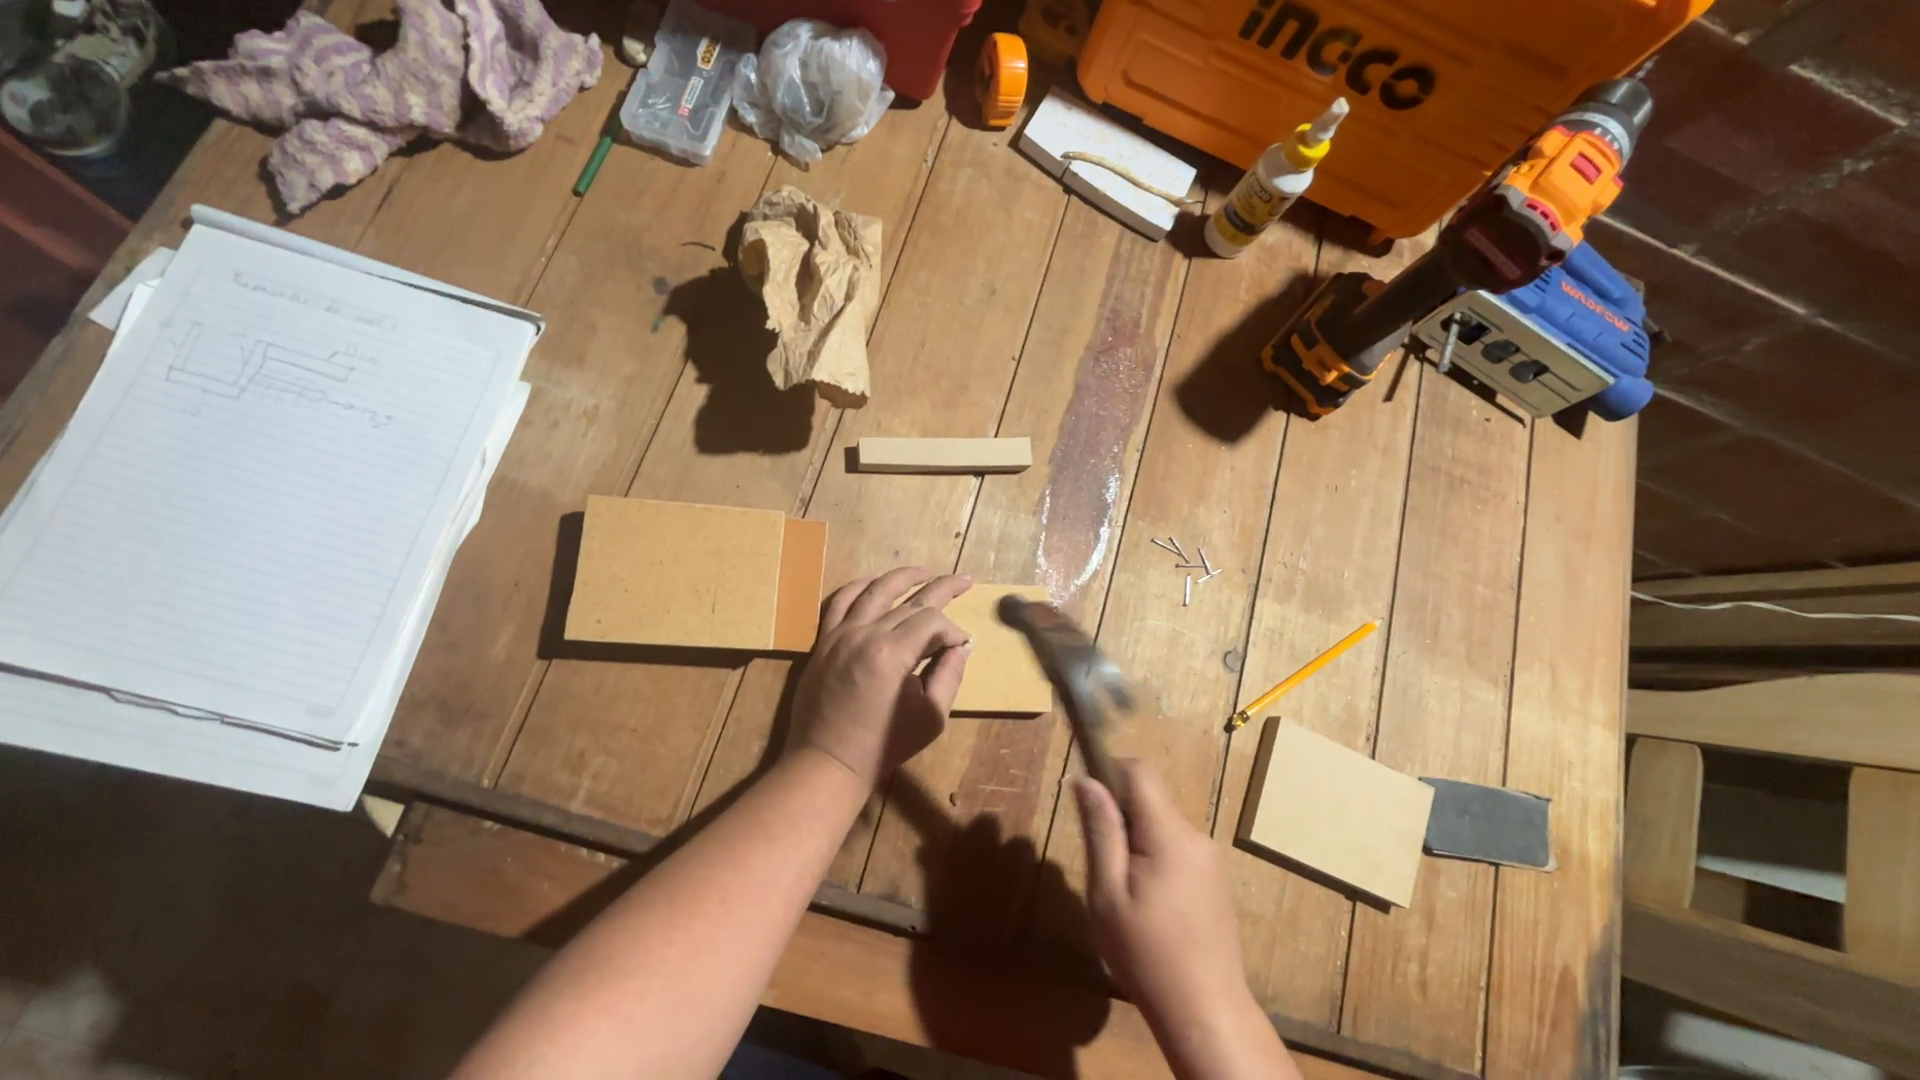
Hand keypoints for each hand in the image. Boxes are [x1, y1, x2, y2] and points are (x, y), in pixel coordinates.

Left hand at [787, 567, 972, 787]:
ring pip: (874, 590)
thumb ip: (949, 674)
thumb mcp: (931, 716)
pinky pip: (839, 601)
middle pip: (909, 600)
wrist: (827, 762)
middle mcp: (864, 634)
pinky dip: (859, 586)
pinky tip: (875, 583)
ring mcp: (839, 634)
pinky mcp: (823, 641)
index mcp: (892, 653)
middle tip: (965, 579)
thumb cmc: (884, 746)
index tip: (963, 645)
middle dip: (941, 588)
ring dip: (902, 577)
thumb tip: (961, 645)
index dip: (953, 629)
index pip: (932, 622)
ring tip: (925, 572)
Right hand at [1073, 760, 1245, 1012]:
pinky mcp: (1216, 880)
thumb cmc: (1146, 954)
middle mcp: (1196, 836)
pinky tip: (1149, 907)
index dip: (1109, 772)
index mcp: (1169, 834)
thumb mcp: (1107, 893)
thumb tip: (1085, 780)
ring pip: (1162, 827)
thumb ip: (1100, 832)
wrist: (1205, 1010)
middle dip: (1120, 818)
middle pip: (1150, 800)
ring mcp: (1211, 859)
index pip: (1139, 771)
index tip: (1086, 802)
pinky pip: (1178, 850)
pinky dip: (1155, 861)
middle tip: (1101, 866)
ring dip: (1137, 843)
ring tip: (1124, 895)